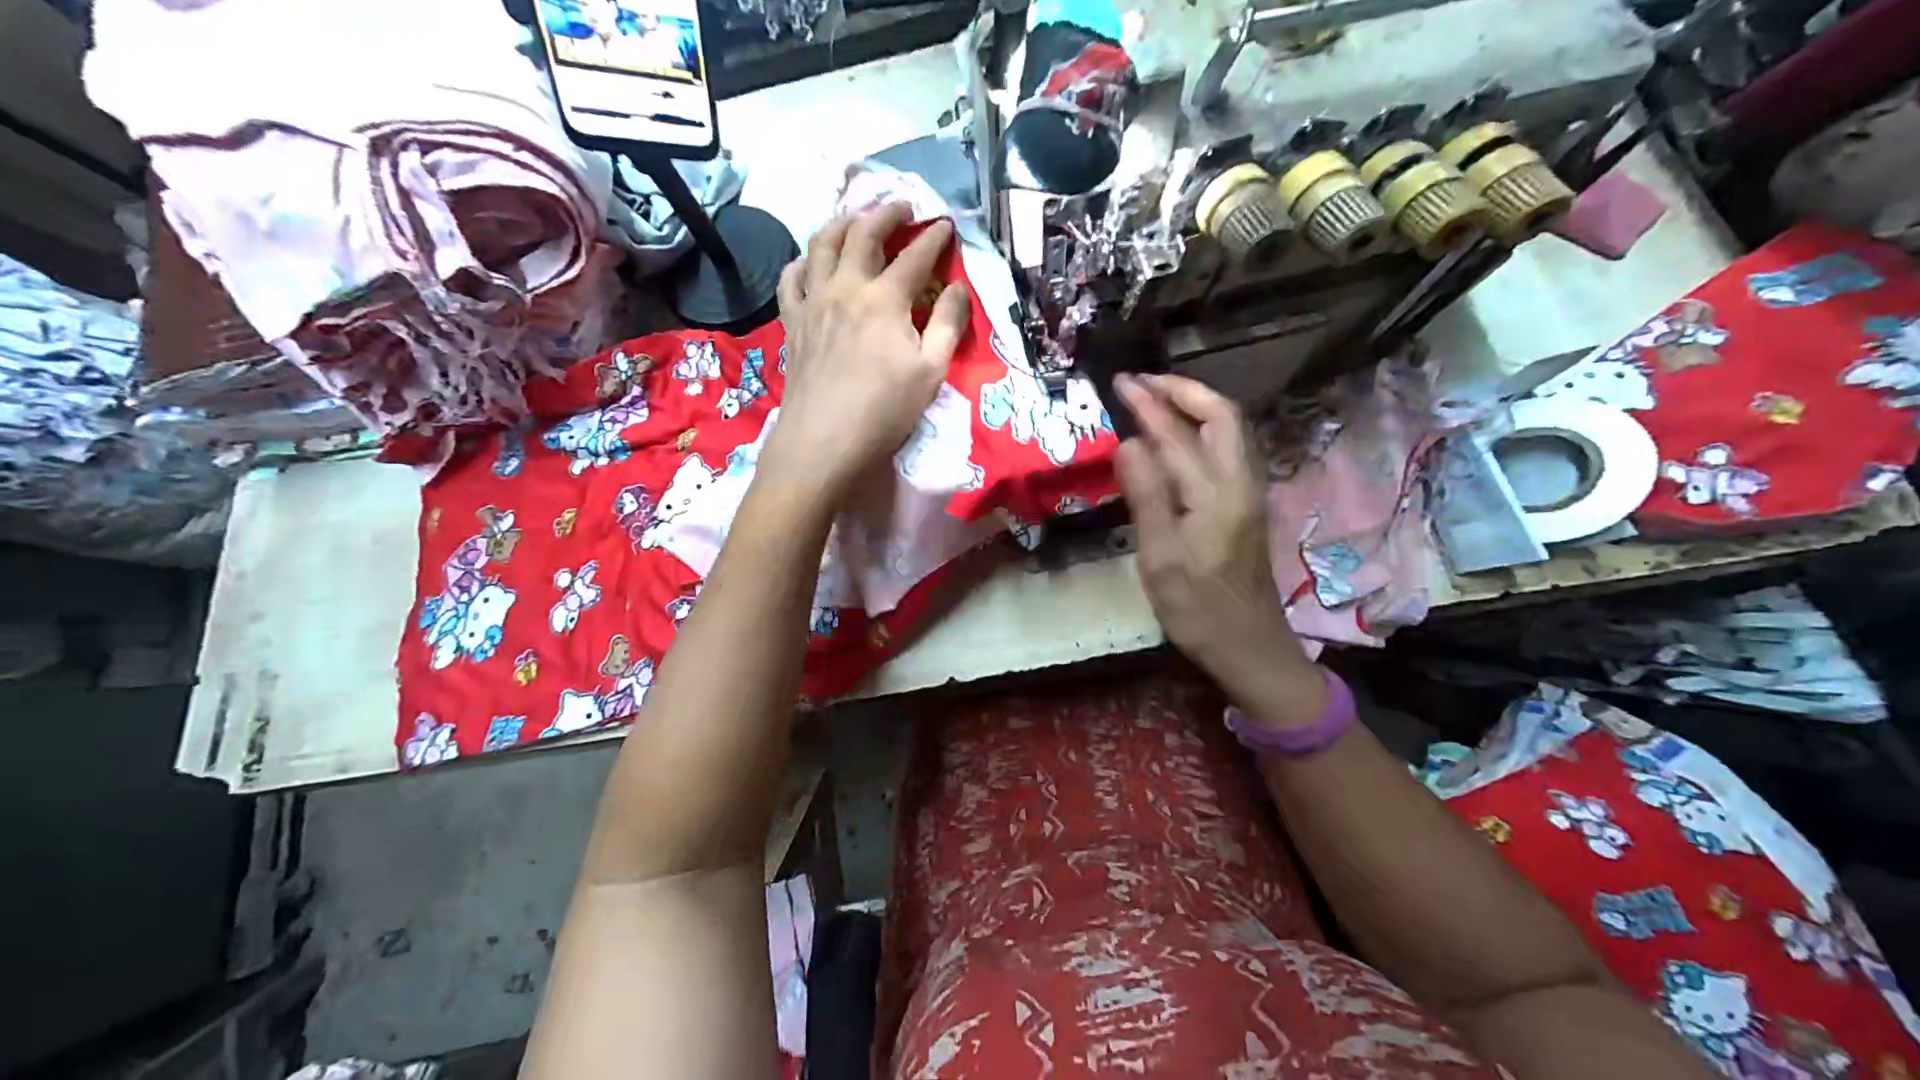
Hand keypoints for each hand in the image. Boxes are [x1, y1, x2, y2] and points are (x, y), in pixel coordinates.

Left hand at [763, 203, 969, 508]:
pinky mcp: (793, 322)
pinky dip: (802, 261)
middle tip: (903, 206)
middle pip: (863, 234)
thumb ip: (948, 324)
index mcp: (884, 299)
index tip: (947, 225)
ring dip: (842, 223)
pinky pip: (790, 278)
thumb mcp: (931, 371)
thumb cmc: (884, 410)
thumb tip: (959, 288)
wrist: (824, 441)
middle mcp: (845, 287)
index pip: (915, 256)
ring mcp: (813, 302)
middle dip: (886, 213)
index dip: (934, 237)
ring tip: (856, 219)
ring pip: (821, 244)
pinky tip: (810, 263)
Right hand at [1113, 373, 1325, 727]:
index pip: (1179, 434)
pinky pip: (1226, 451)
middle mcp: (1240, 483)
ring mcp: (1248, 494)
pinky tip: (1178, 440)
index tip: (1120, 382)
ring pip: (1228, 431)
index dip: (1148, 404)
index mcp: (1217, 494)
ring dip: (1194, 406)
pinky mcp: (1245, 507)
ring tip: (1155, 400)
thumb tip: (1128, 443)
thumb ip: (1147, 497)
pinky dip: (1201, 429)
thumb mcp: (1161, 559)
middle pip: (1221, 416)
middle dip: (1181, 391)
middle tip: (1140, 383)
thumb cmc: (1199, 610)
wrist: (1251, 648)